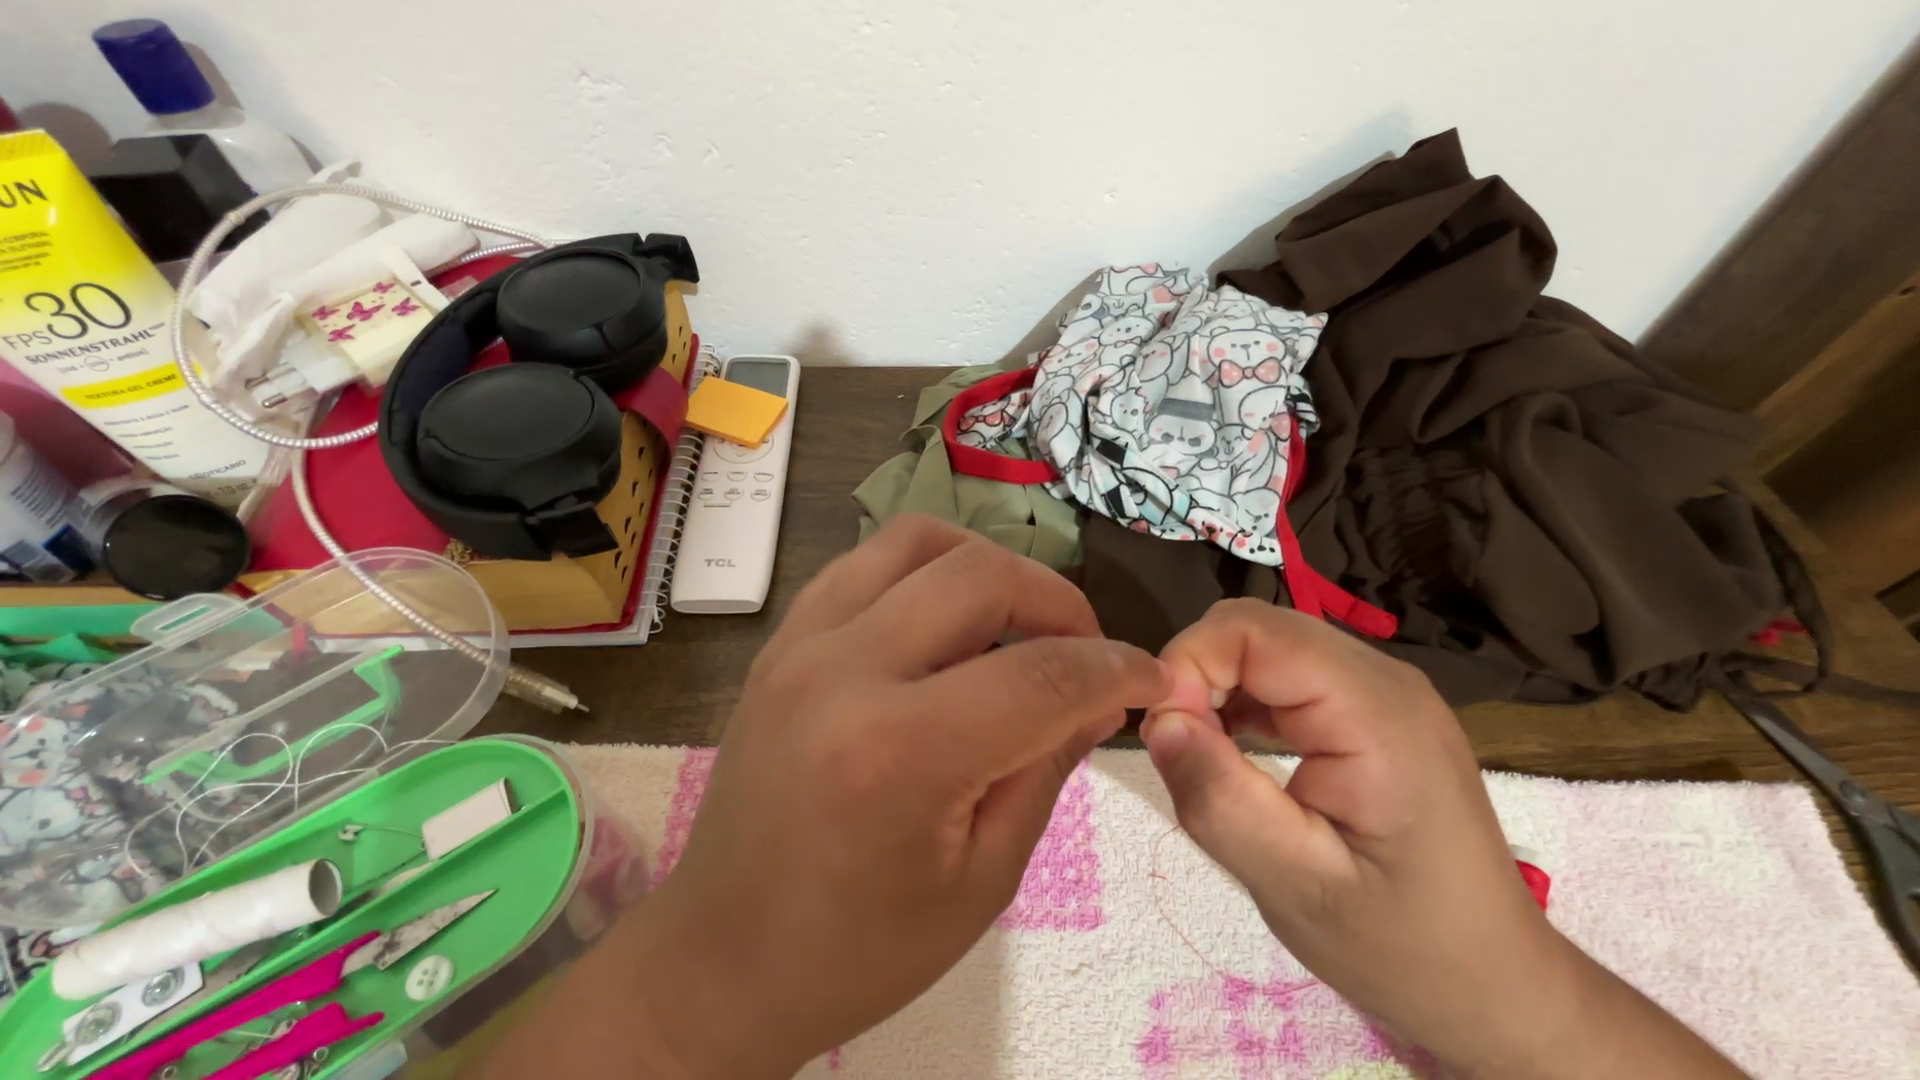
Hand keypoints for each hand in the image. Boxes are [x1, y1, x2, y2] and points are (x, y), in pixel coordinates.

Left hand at [491, 516, 1167, 1078]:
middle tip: (1087, 654)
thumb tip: (1100, 693)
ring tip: (1020, 623)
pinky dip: (925, 570)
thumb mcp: (984, 876)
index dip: (1116, 670)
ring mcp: (801, 643)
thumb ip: (1047, 766)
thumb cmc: (861, 947)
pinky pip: (865, 563)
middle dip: (1059, 602)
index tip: (1151, 680)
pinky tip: (947, 620)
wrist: (724, 956)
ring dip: (989, 568)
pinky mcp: (780, 641)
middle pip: (981, 574)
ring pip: (918, 541)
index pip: (1041, 674)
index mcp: (901, 751)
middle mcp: (845, 670)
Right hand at [1140, 600, 1741, 1078]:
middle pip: (1258, 628)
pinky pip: (1288, 673)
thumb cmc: (1399, 945)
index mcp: (1376, 713)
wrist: (1493, 984)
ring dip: (1215, 686)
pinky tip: (1232, 749)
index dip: (1189, 664)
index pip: (1253, 631)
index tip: (1161, 735)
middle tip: (1178, 751)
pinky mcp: (1372, 710)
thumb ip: (1221, 800)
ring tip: (1201, 755)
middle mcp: (1383, 680)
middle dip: (1197, 674)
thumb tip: (1157, 720)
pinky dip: (1243, 697)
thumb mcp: (1295, 885)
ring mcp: (1382, 691)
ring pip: (1267, 645)